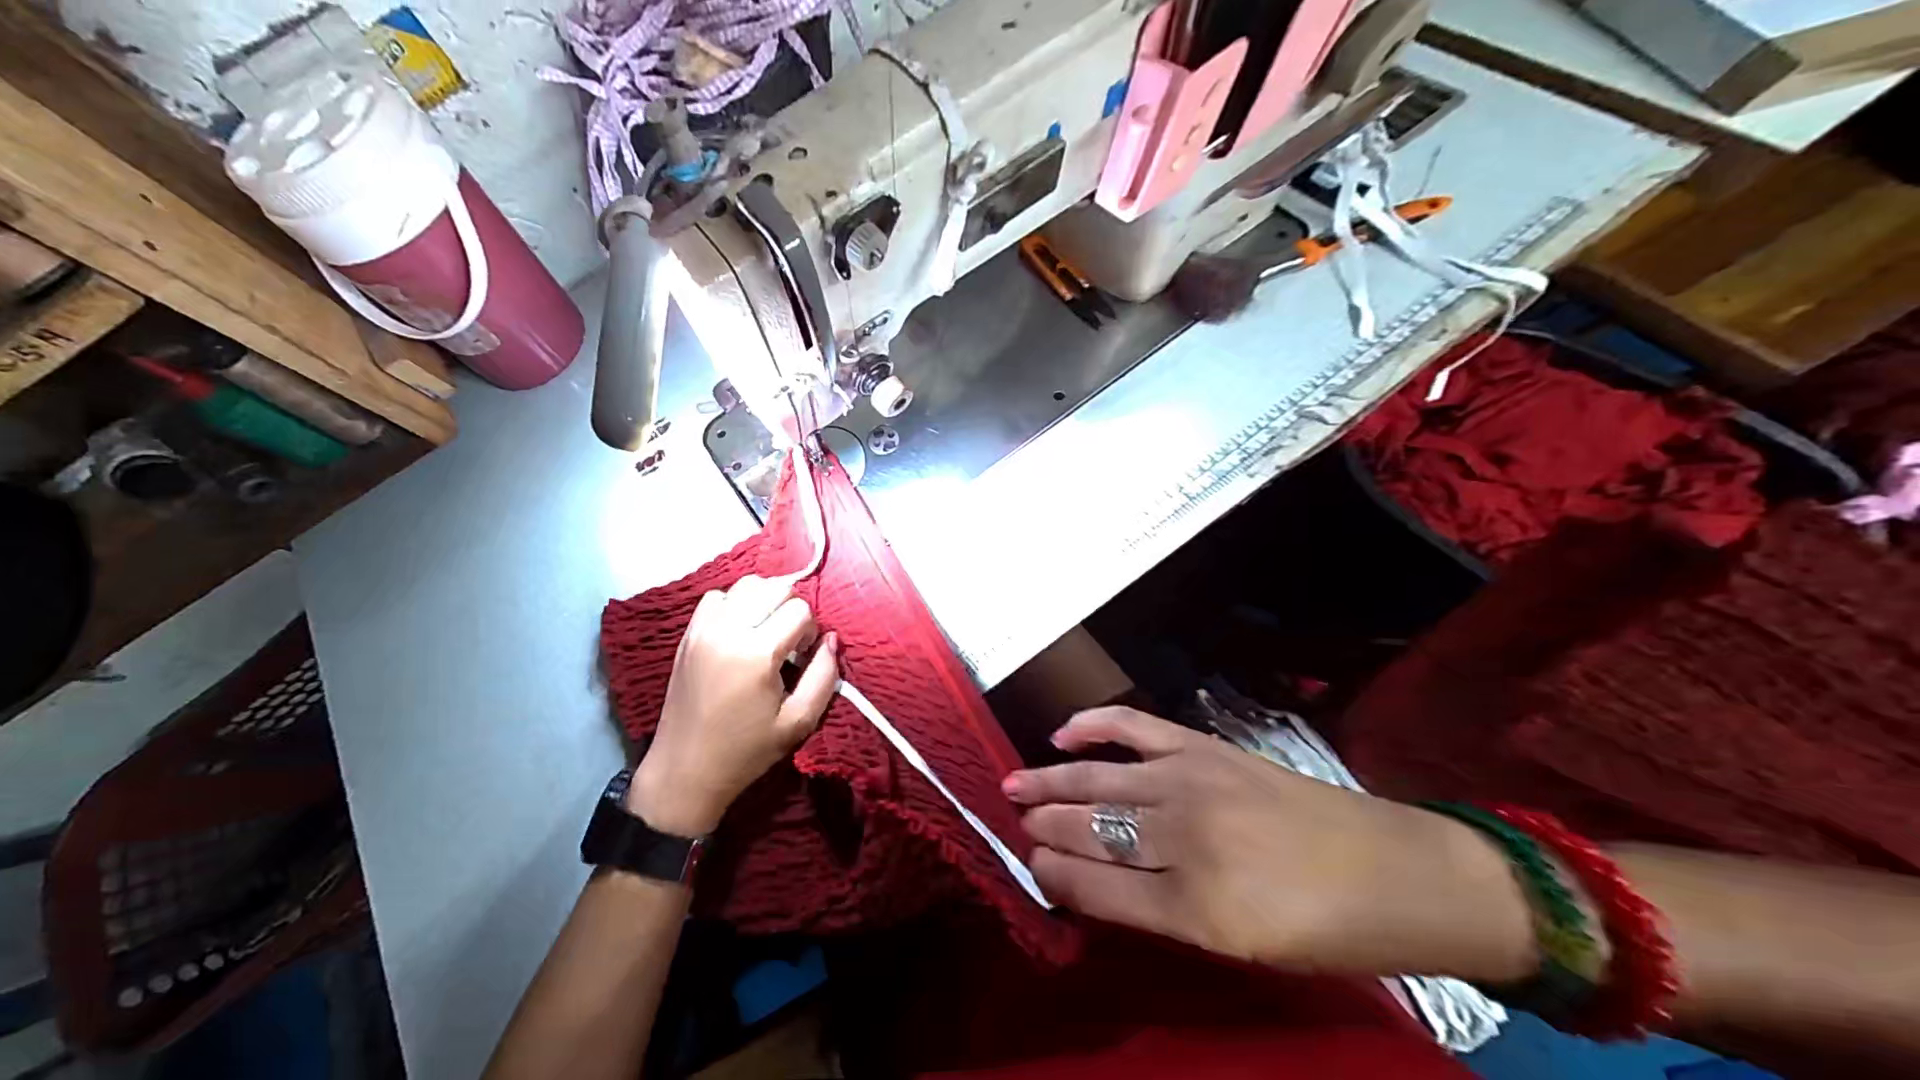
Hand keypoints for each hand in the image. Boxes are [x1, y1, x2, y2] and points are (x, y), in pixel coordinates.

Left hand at [628, 576, 838, 837]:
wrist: (685, 770)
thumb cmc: (747, 751)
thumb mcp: (800, 721)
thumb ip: (824, 675)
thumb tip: (830, 639)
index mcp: (757, 653)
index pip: (799, 609)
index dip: (810, 631)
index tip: (802, 658)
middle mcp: (728, 631)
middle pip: (775, 587)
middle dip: (791, 609)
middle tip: (789, 644)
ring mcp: (703, 629)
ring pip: (746, 585)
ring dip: (765, 601)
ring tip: (766, 633)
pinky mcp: (688, 635)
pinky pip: (716, 597)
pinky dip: (735, 605)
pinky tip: (740, 632)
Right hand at [1004, 707, 1538, 981]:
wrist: (1401, 873)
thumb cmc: (1325, 931)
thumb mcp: (1238, 947)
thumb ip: (1160, 913)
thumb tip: (1091, 882)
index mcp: (1197, 909)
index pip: (1095, 888)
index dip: (1053, 876)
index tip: (1028, 867)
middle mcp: (1186, 839)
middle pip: (1090, 830)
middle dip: (1044, 827)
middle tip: (1012, 824)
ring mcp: (1194, 783)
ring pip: (1099, 782)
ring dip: (1049, 783)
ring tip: (1014, 785)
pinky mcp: (1206, 748)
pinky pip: (1134, 728)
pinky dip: (1093, 726)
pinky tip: (1064, 734)